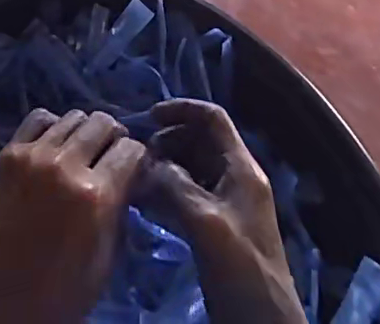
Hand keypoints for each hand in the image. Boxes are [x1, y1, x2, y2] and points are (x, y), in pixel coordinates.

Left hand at [0, 108, 146, 323]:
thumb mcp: (104, 261)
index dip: (138, 158)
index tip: (135, 168)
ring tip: (82, 150)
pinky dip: (53, 125)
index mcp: (95, 196)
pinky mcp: (10, 151)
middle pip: (103, 123)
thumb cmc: (57, 292)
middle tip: (111, 155)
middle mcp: (67, 164)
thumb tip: (129, 180)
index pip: (131, 150)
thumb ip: (117, 211)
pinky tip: (55, 144)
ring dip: (85, 131)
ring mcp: (35, 154)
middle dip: (114, 137)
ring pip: (73, 116)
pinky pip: (40, 118)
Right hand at [146, 99, 303, 323]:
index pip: (213, 118)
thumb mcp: (205, 222)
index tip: (149, 117)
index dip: (182, 109)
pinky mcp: (215, 225)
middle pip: (199, 140)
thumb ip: (175, 184)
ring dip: (163, 167)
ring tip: (137, 179)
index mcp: (242, 168)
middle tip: (139, 156)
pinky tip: (144, 201)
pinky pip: (187, 193)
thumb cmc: (241, 270)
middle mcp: (235, 178)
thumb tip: (148, 163)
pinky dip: (166, 191)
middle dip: (167, 140)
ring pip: (190, 166)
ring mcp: (226, 202)